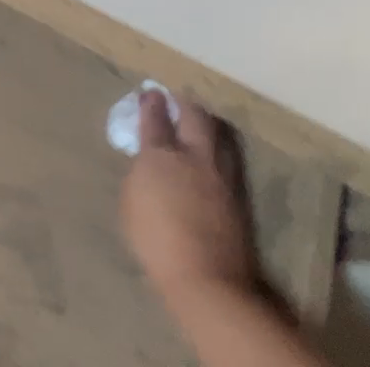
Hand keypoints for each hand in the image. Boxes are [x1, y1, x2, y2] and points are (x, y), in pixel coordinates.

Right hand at [120, 92, 255, 303]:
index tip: (150, 92)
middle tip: (178, 97)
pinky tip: (212, 154)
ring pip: (219, 136)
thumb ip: (141, 174)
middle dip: (186, 103)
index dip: (151, 102)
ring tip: (199, 120)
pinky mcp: (238, 197)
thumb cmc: (154, 239)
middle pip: (196, 117)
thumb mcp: (131, 200)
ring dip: (207, 124)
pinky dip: (218, 148)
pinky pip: (228, 159)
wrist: (205, 277)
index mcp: (160, 156)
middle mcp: (194, 157)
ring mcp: (221, 176)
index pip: (155, 119)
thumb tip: (149, 163)